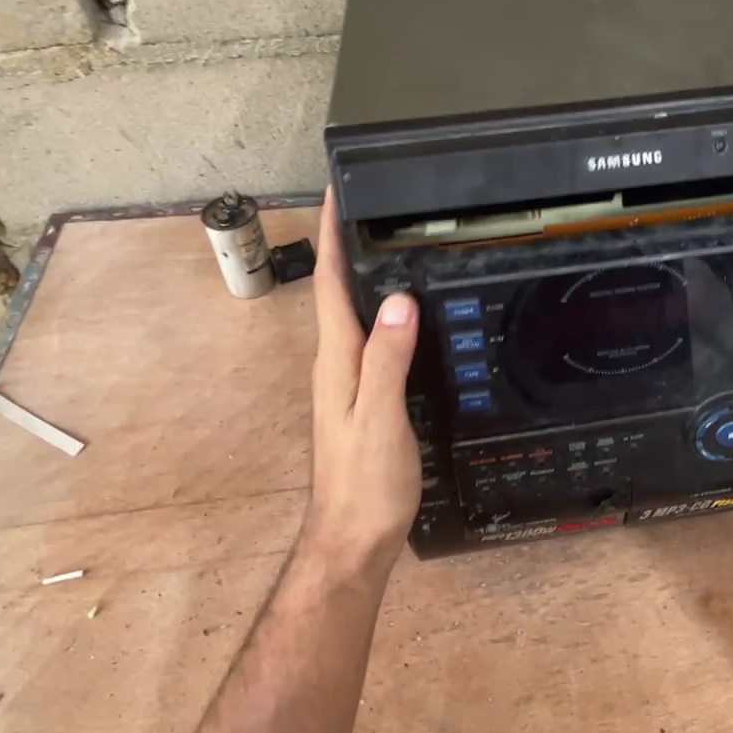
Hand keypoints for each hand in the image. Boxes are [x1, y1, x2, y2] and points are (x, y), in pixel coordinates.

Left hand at [306, 192, 421, 572]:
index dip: (330, 236)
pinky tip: (403, 312)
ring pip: (353, 313)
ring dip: (362, 274)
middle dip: (347, 244)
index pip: (328, 285)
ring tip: (387, 242)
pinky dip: (381, 311)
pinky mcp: (363, 396)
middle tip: (371, 206)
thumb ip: (386, 359)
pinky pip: (370, 338)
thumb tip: (398, 300)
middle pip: (337, 292)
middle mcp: (336, 363)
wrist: (354, 539)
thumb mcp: (379, 417)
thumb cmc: (365, 481)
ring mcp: (347, 381)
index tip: (335, 193)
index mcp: (336, 359)